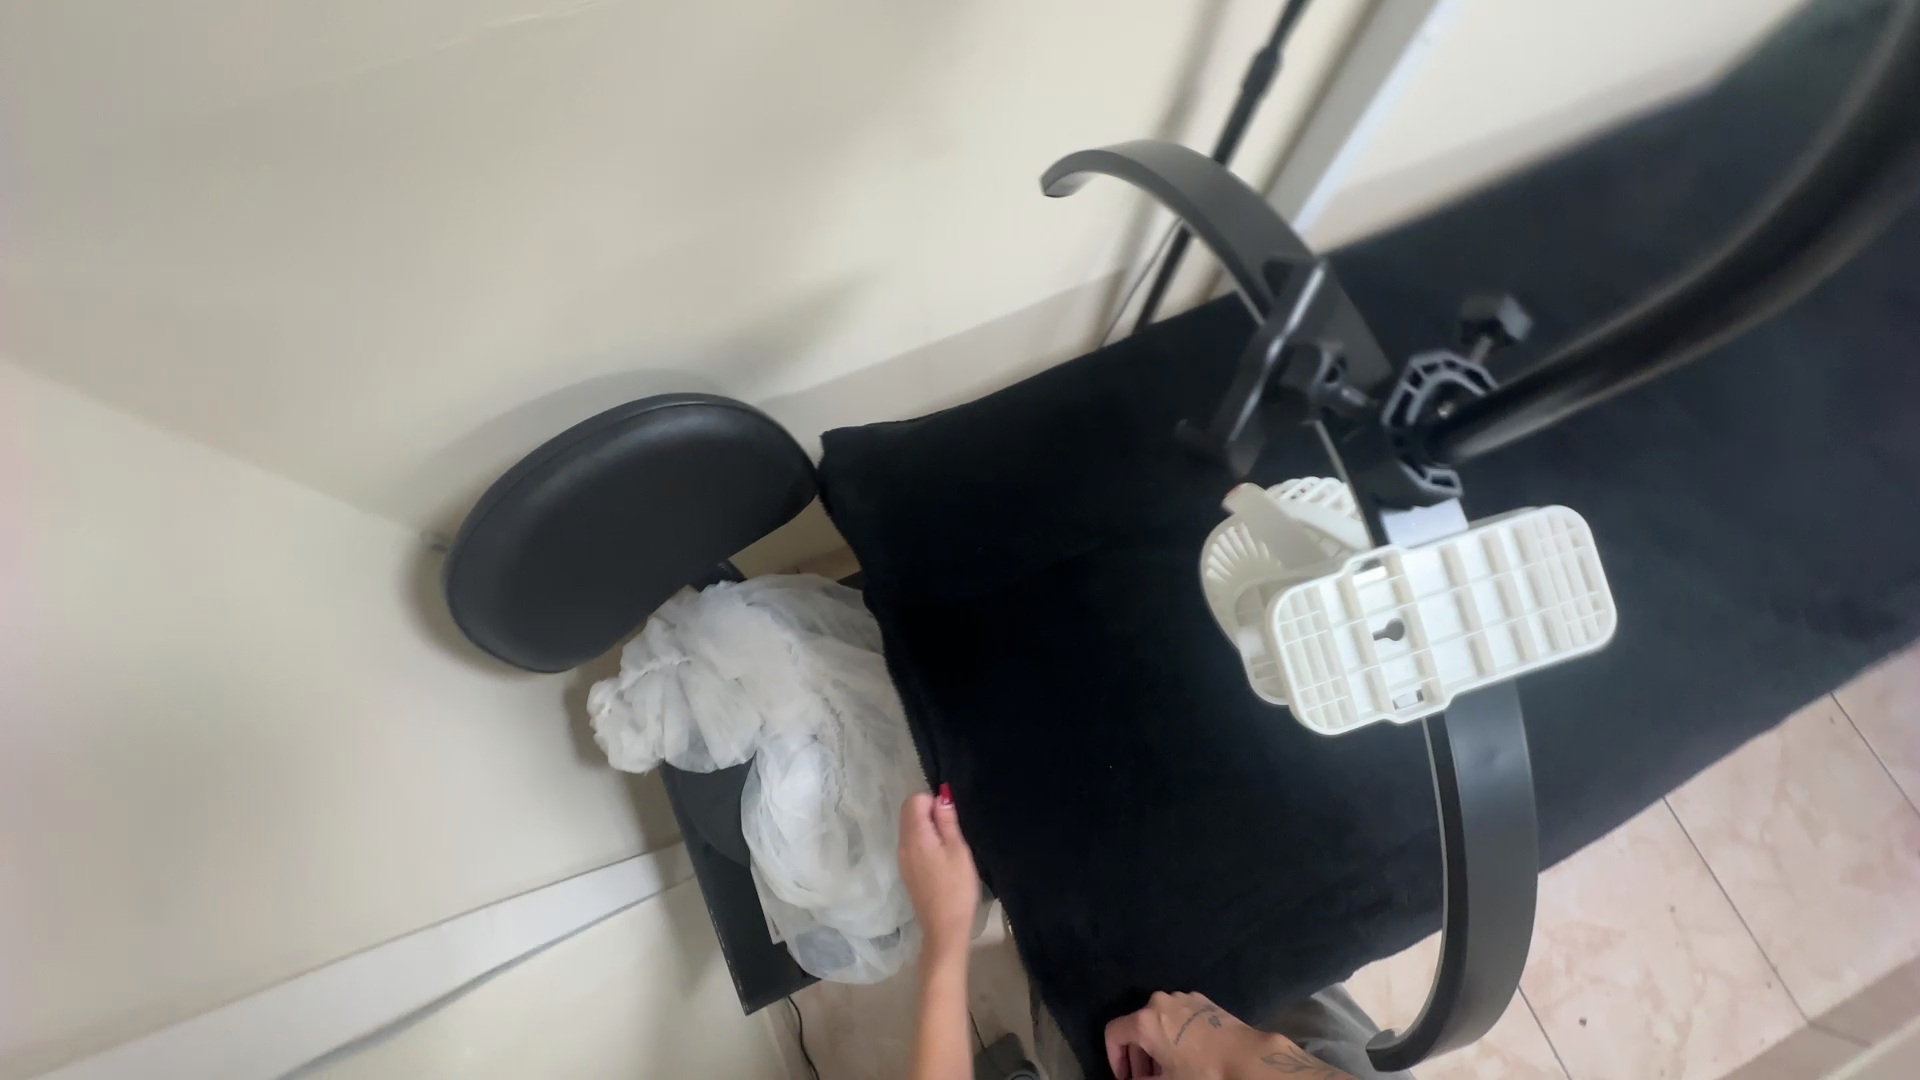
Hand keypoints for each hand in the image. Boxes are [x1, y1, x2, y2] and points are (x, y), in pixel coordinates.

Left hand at [897, 785, 978, 957]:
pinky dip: (923, 839)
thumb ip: (947, 821)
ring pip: (909, 826)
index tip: (950, 818)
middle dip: (928, 810)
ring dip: (926, 825)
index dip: (933, 801)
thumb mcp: (958, 850)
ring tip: (948, 845)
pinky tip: (940, 857)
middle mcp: (903, 844)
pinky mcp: (906, 870)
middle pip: (908, 811)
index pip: (914, 800)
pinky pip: (910, 842)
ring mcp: (902, 858)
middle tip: (950, 830)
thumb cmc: (957, 887)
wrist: (944, 929)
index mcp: (915, 836)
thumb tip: (941, 796)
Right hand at [1104, 992, 1352, 1079]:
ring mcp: (1181, 998)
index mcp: (1144, 1020)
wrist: (1246, 1059)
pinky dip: (1174, 1034)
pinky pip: (1177, 1016)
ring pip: (1158, 1021)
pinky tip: (1189, 1055)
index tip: (1126, 1079)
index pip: (1113, 1033)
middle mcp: (1158, 1001)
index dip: (1114, 1059)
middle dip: (1138, 1057)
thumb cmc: (1201, 1074)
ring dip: (1156, 1046)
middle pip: (1136, 1027)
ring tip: (1170, 1070)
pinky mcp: (1201, 1001)